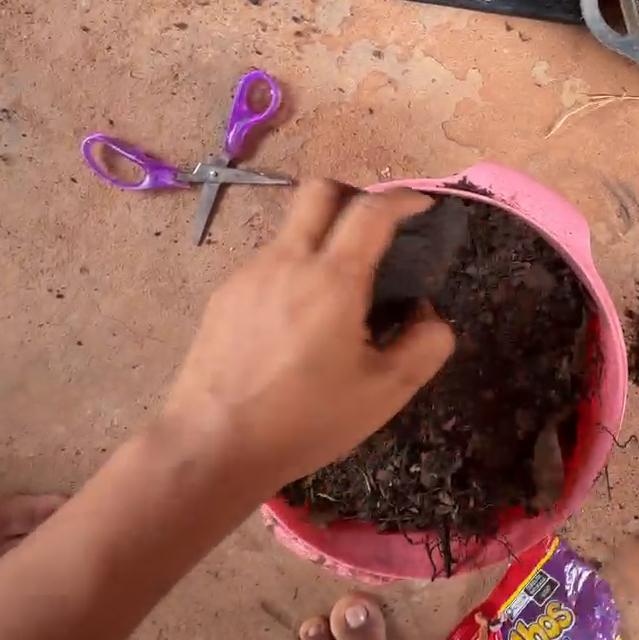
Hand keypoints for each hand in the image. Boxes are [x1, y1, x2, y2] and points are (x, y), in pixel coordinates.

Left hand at [159, 179, 455, 486]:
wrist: (211, 449)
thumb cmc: (306, 421)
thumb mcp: (386, 392)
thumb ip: (426, 345)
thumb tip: (428, 313)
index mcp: (333, 280)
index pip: (372, 210)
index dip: (403, 198)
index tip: (421, 206)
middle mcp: (289, 262)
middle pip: (321, 190)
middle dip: (356, 194)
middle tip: (377, 225)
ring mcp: (250, 274)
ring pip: (293, 226)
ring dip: (324, 234)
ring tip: (339, 286)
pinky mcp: (225, 294)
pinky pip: (270, 261)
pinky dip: (297, 266)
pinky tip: (299, 317)